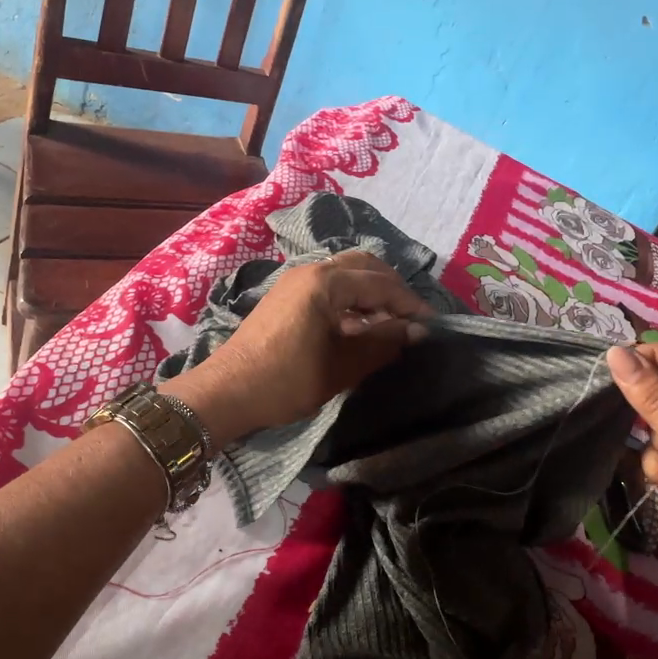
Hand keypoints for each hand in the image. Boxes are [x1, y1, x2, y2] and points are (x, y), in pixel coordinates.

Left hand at [161, 250, 431, 446]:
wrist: (226, 393)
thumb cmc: (286, 380)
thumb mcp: (342, 366)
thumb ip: (383, 343)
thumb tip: (417, 331)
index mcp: (326, 283)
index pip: (382, 284)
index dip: (410, 303)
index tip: (432, 323)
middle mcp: (312, 270)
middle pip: (365, 265)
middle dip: (392, 288)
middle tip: (411, 317)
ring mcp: (296, 280)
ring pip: (346, 272)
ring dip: (372, 291)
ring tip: (389, 323)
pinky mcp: (287, 294)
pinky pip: (330, 284)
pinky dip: (352, 297)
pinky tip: (360, 325)